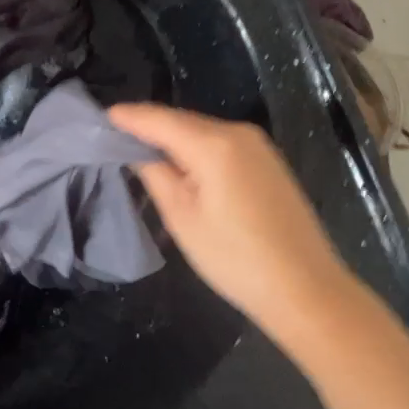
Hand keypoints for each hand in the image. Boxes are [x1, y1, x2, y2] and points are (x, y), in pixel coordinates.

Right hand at [107, 104, 355, 329]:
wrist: (308, 292)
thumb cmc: (236, 259)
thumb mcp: (182, 218)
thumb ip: (154, 174)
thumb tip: (136, 150)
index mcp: (213, 144)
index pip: (158, 119)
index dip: (128, 117)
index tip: (99, 116)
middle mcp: (237, 133)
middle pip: (181, 121)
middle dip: (149, 126)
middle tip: (114, 135)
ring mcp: (258, 146)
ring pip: (201, 131)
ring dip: (173, 138)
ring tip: (141, 149)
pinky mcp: (269, 162)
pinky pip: (221, 144)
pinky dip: (196, 148)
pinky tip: (182, 164)